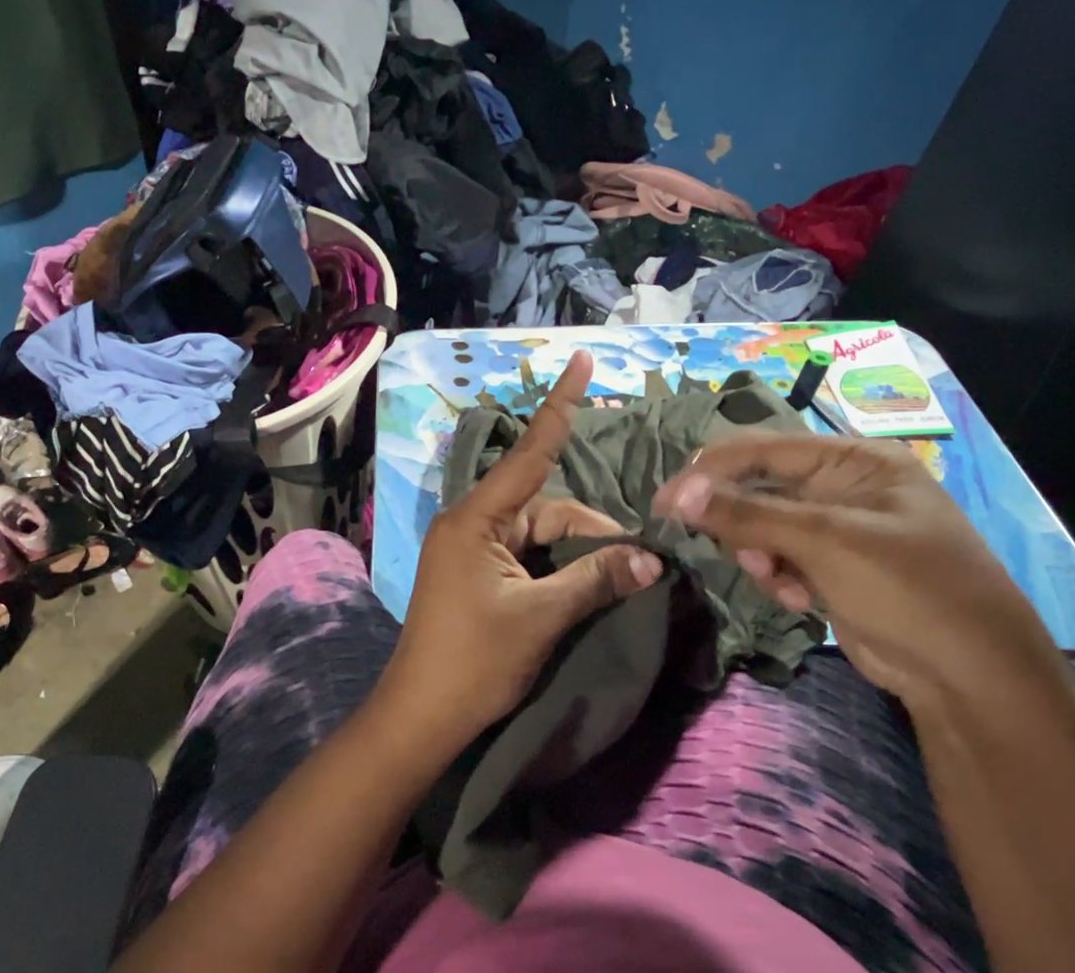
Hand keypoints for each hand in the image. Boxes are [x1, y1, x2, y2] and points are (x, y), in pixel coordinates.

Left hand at [378, 351, 662, 748]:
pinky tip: (586, 586)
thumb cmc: (474, 662)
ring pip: (540, 534)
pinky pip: (526, 555)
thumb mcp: (541, 618)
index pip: (530, 454)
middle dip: (593, 531)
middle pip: (545, 506)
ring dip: (578, 554)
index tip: (578, 360)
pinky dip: (557, 568)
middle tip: (640, 562)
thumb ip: (595, 579)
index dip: (559, 407)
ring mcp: (470, 550)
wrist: (422, 714)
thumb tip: (652, 557)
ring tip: (619, 579)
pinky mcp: (474, 575)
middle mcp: (470, 524)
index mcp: (475, 519)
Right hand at [652, 433, 1064, 708]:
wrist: (972, 678)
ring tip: (777, 581)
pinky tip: (797, 599)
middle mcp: (844, 487)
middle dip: (739, 522)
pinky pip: (779, 559)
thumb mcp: (826, 542)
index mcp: (854, 461)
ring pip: (762, 528)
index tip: (663, 504)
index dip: (709, 472)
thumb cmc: (910, 590)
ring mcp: (839, 531)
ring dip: (757, 554)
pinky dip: (777, 577)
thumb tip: (675, 494)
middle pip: (758, 488)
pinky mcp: (832, 569)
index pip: (761, 449)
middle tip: (731, 553)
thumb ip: (747, 514)